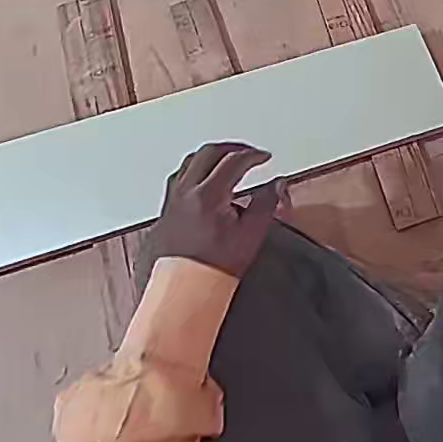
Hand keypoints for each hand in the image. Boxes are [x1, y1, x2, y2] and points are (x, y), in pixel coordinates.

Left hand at [146, 143, 280, 277]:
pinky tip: (201, 177)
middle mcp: (186, 192)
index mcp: (208, 195)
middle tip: (247, 152)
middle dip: (232, 148)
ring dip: (211, 155)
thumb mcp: (250, 236)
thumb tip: (276, 185)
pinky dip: (194, 169)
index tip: (264, 158)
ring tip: (226, 159)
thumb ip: (265, 204)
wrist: (184, 292)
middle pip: (209, 152)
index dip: (253, 156)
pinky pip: (179, 176)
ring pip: (190, 161)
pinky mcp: (166, 209)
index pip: (234, 161)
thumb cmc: (212, 271)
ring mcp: (173, 200)